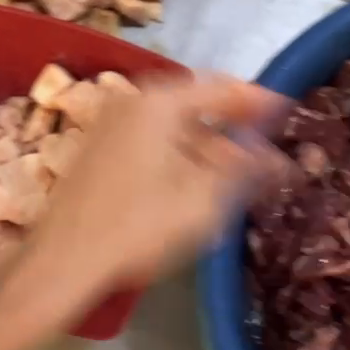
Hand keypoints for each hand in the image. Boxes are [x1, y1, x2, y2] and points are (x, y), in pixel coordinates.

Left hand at [0, 75, 286, 338]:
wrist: (62, 262)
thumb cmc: (137, 227)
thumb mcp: (203, 199)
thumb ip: (244, 168)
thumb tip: (275, 155)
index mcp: (158, 102)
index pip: (220, 87)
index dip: (257, 100)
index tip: (288, 111)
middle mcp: (131, 102)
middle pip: (195, 103)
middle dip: (232, 124)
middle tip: (265, 144)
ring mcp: (110, 125)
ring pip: (172, 124)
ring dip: (207, 142)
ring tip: (238, 171)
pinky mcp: (99, 150)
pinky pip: (151, 139)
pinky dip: (179, 153)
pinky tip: (197, 183)